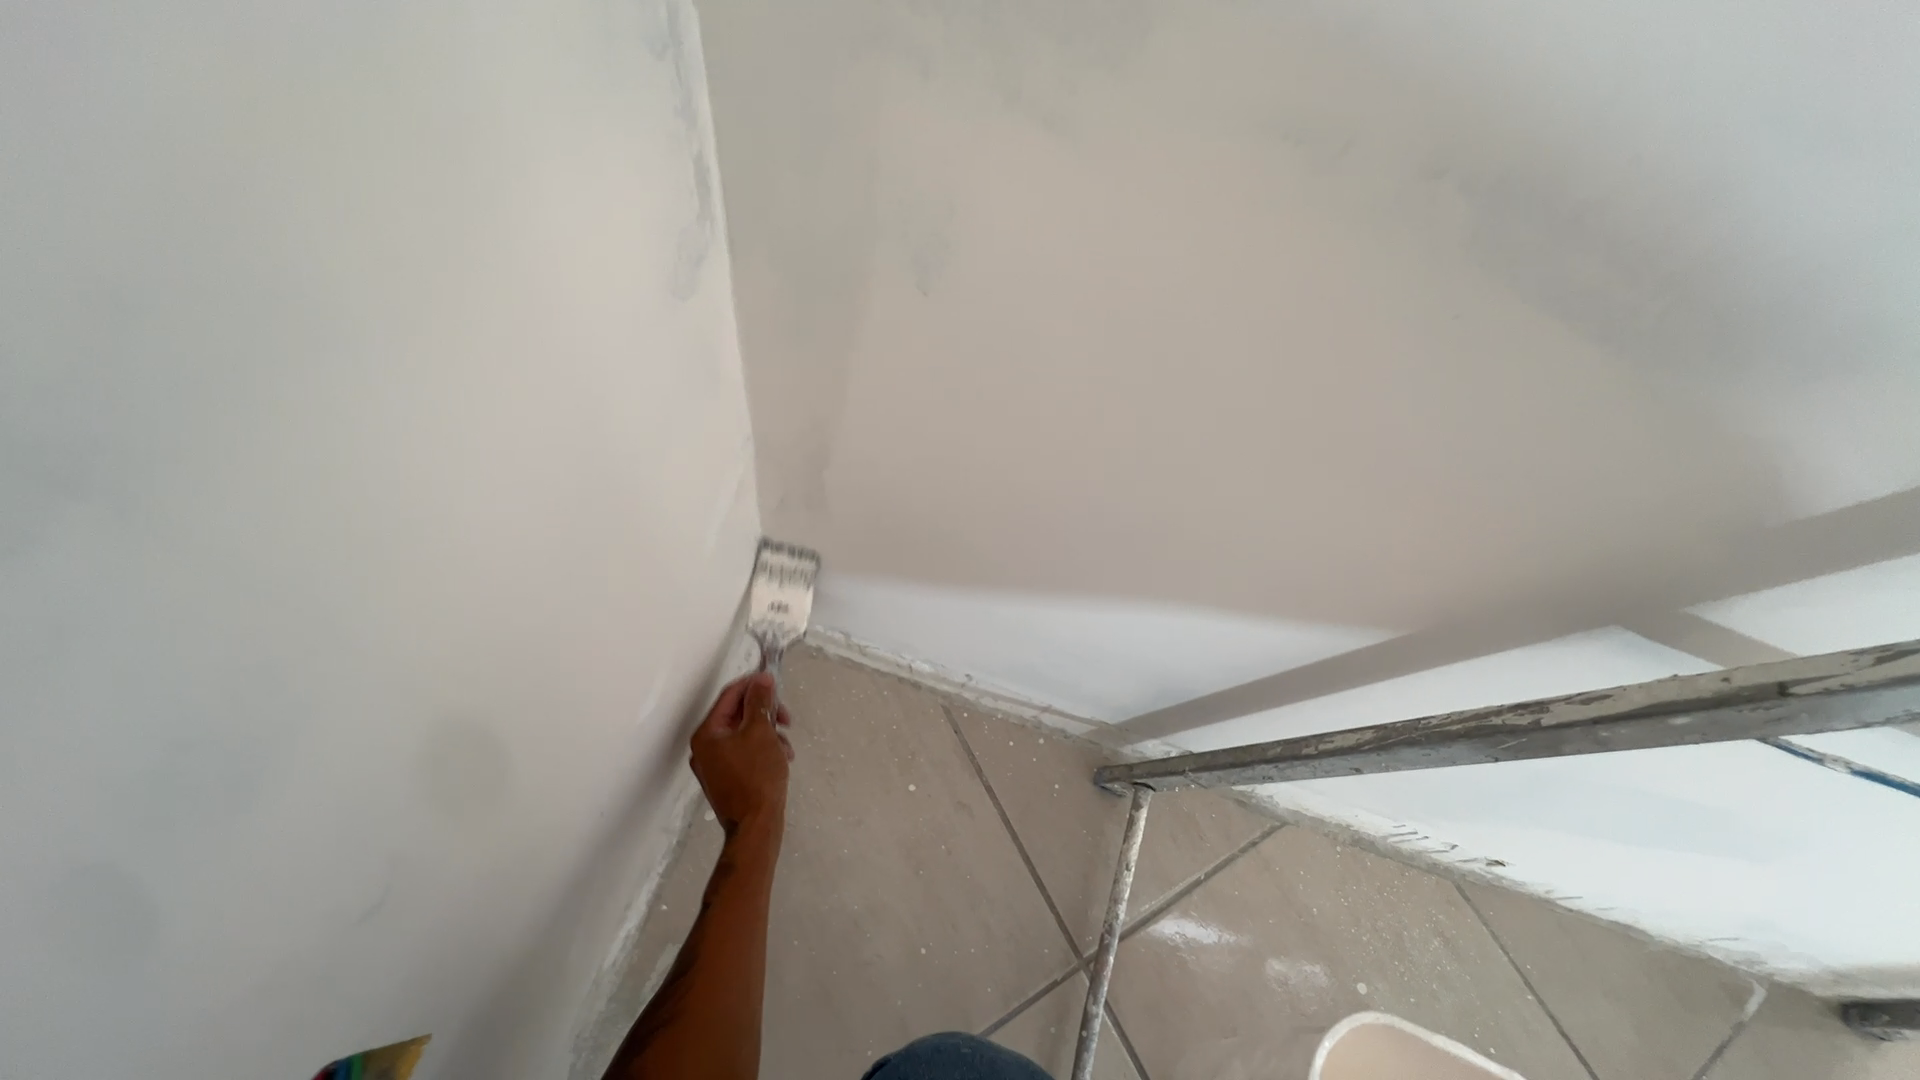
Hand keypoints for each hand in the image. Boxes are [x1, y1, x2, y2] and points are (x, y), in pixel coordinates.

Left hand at [690, 673, 791, 833]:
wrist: (756, 826)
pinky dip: (764, 749)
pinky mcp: (728, 779)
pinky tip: (781, 758)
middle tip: (786, 717)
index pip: (729, 696)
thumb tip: (761, 680)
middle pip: (737, 714)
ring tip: (786, 746)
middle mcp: (705, 748)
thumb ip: (760, 702)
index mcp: (707, 734)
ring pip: (745, 734)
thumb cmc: (757, 777)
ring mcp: (715, 766)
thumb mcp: (761, 732)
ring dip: (768, 732)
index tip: (775, 682)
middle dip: (764, 713)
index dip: (753, 684)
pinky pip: (746, 752)